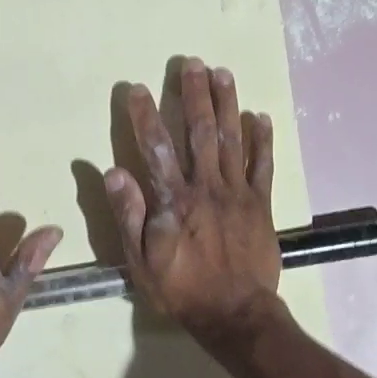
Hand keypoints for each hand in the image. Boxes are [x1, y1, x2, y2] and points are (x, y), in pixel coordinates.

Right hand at [102, 59, 280, 345]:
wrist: (235, 314)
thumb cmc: (181, 289)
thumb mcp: (141, 260)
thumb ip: (129, 214)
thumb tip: (113, 171)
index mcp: (174, 200)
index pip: (156, 149)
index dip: (144, 116)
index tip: (136, 89)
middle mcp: (206, 188)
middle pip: (199, 133)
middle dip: (193, 95)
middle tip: (190, 63)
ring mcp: (238, 194)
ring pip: (232, 140)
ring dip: (226, 104)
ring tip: (221, 73)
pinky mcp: (261, 205)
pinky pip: (263, 166)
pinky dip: (262, 140)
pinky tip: (259, 116)